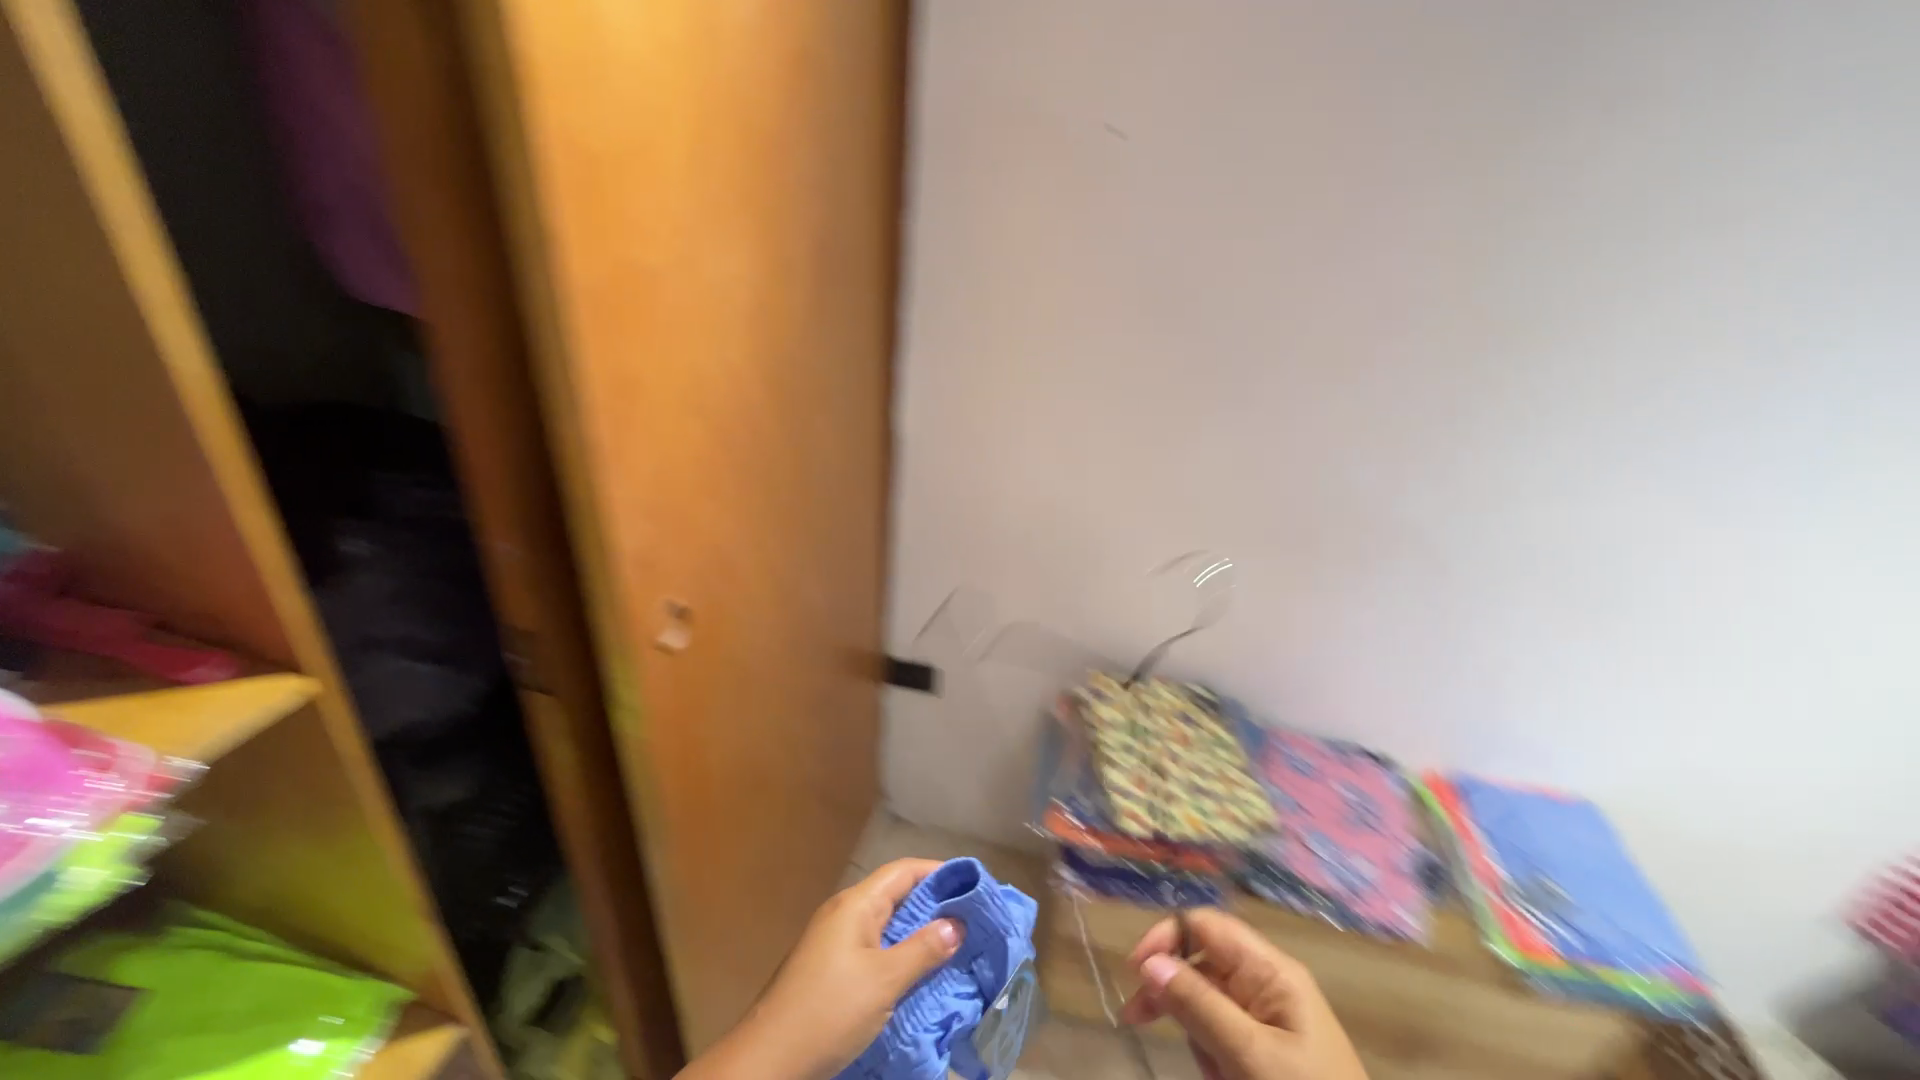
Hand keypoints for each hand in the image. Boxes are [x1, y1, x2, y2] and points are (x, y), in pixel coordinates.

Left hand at [681, 859, 964, 1079]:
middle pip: (897, 896)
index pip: (904, 871)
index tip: (976, 886)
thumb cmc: (828, 1010)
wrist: (769, 1060)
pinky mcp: (833, 971)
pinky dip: (903, 956)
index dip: (940, 873)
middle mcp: (845, 915)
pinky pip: (877, 950)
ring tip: (959, 948)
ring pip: (889, 927)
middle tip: (975, 921)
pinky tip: (924, 975)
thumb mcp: (883, 981)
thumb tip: (956, 923)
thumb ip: (922, 950)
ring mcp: (836, 944)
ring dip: (921, 935)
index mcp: (855, 905)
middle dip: (936, 906)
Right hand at [1122, 909, 1367, 1079]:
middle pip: (1201, 964)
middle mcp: (1266, 984)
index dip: (1168, 936)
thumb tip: (1149, 962)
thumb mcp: (1249, 1054)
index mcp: (1271, 971)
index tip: (1136, 970)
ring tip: (1212, 1073)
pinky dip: (1210, 1054)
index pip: (1209, 926)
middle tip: (1137, 1019)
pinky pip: (1219, 1034)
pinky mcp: (1262, 1047)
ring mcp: (1265, 1016)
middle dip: (1172, 991)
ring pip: (1205, 1003)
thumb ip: (1199, 1006)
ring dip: (1195, 1033)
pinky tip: (1220, 1077)